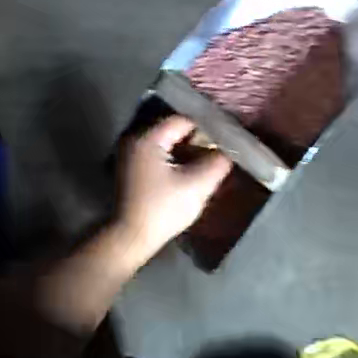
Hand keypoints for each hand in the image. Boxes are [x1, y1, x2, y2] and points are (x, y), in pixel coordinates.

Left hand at [111, 114, 233, 258]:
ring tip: (207, 160)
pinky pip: (156, 153)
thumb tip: (228, 151)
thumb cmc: (163, 209)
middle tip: (218, 150)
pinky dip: (173, 158)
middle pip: (173, 129)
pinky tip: (188, 171)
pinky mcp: (130, 167)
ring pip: (165, 142)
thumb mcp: (197, 185)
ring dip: (186, 150)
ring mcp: (130, 153)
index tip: (224, 139)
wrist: (131, 237)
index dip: (206, 127)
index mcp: (148, 138)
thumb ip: (217, 163)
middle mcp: (135, 139)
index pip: (182, 120)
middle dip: (196, 139)